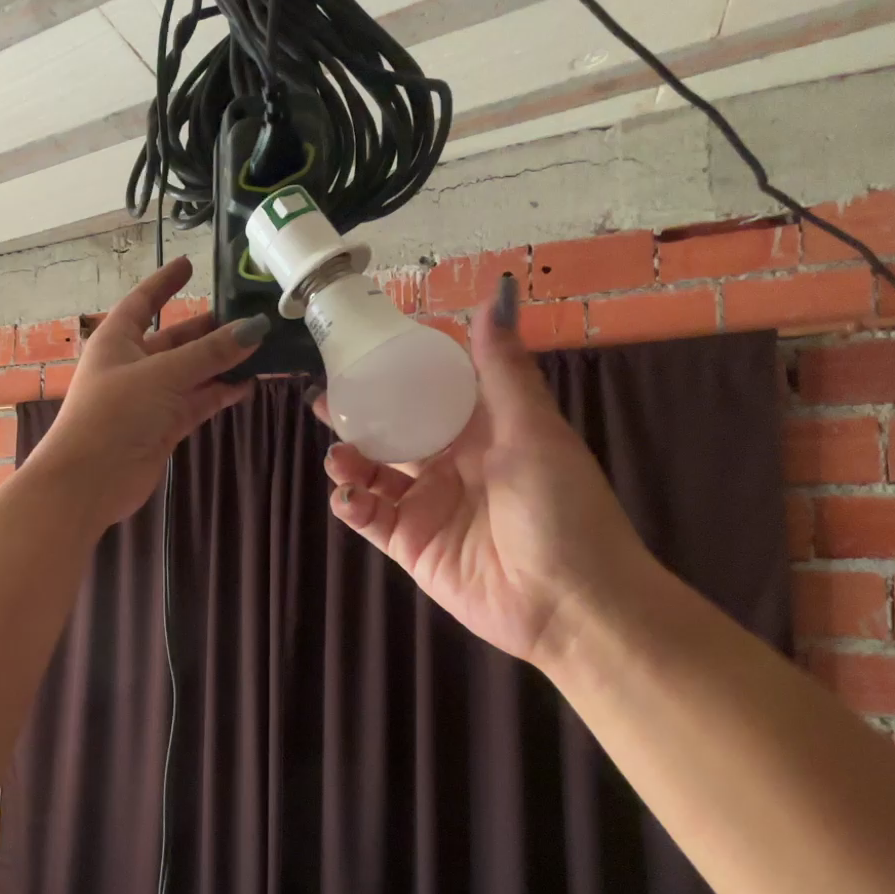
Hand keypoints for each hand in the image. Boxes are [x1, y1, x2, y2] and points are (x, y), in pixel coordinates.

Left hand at [26, 256, 268, 529]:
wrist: (90, 480)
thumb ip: (211, 352)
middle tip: (250, 314)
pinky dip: (220, 393)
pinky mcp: (164, 426)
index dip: (165, 283)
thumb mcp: (163, 374)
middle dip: (208, 328)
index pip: (143, 302)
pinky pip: (197, 401)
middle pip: (175, 339)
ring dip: (222, 362)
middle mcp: (133, 365)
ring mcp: (149, 398)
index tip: (189, 264)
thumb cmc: (114, 413)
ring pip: (192, 372)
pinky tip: (248, 384)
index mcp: (117, 340)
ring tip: (261, 348)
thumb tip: (256, 328)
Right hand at [315, 283, 659, 666]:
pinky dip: (351, 503)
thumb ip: (501, 370)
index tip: (363, 350)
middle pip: (392, 429)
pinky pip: (368, 517)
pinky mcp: (408, 544)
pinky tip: (350, 495)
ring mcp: (425, 505)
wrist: (570, 602)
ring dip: (350, 460)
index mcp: (483, 430)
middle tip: (324, 400)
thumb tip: (494, 291)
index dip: (397, 371)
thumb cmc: (562, 508)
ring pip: (373, 472)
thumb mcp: (533, 431)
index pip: (431, 391)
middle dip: (357, 415)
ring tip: (340, 456)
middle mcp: (449, 463)